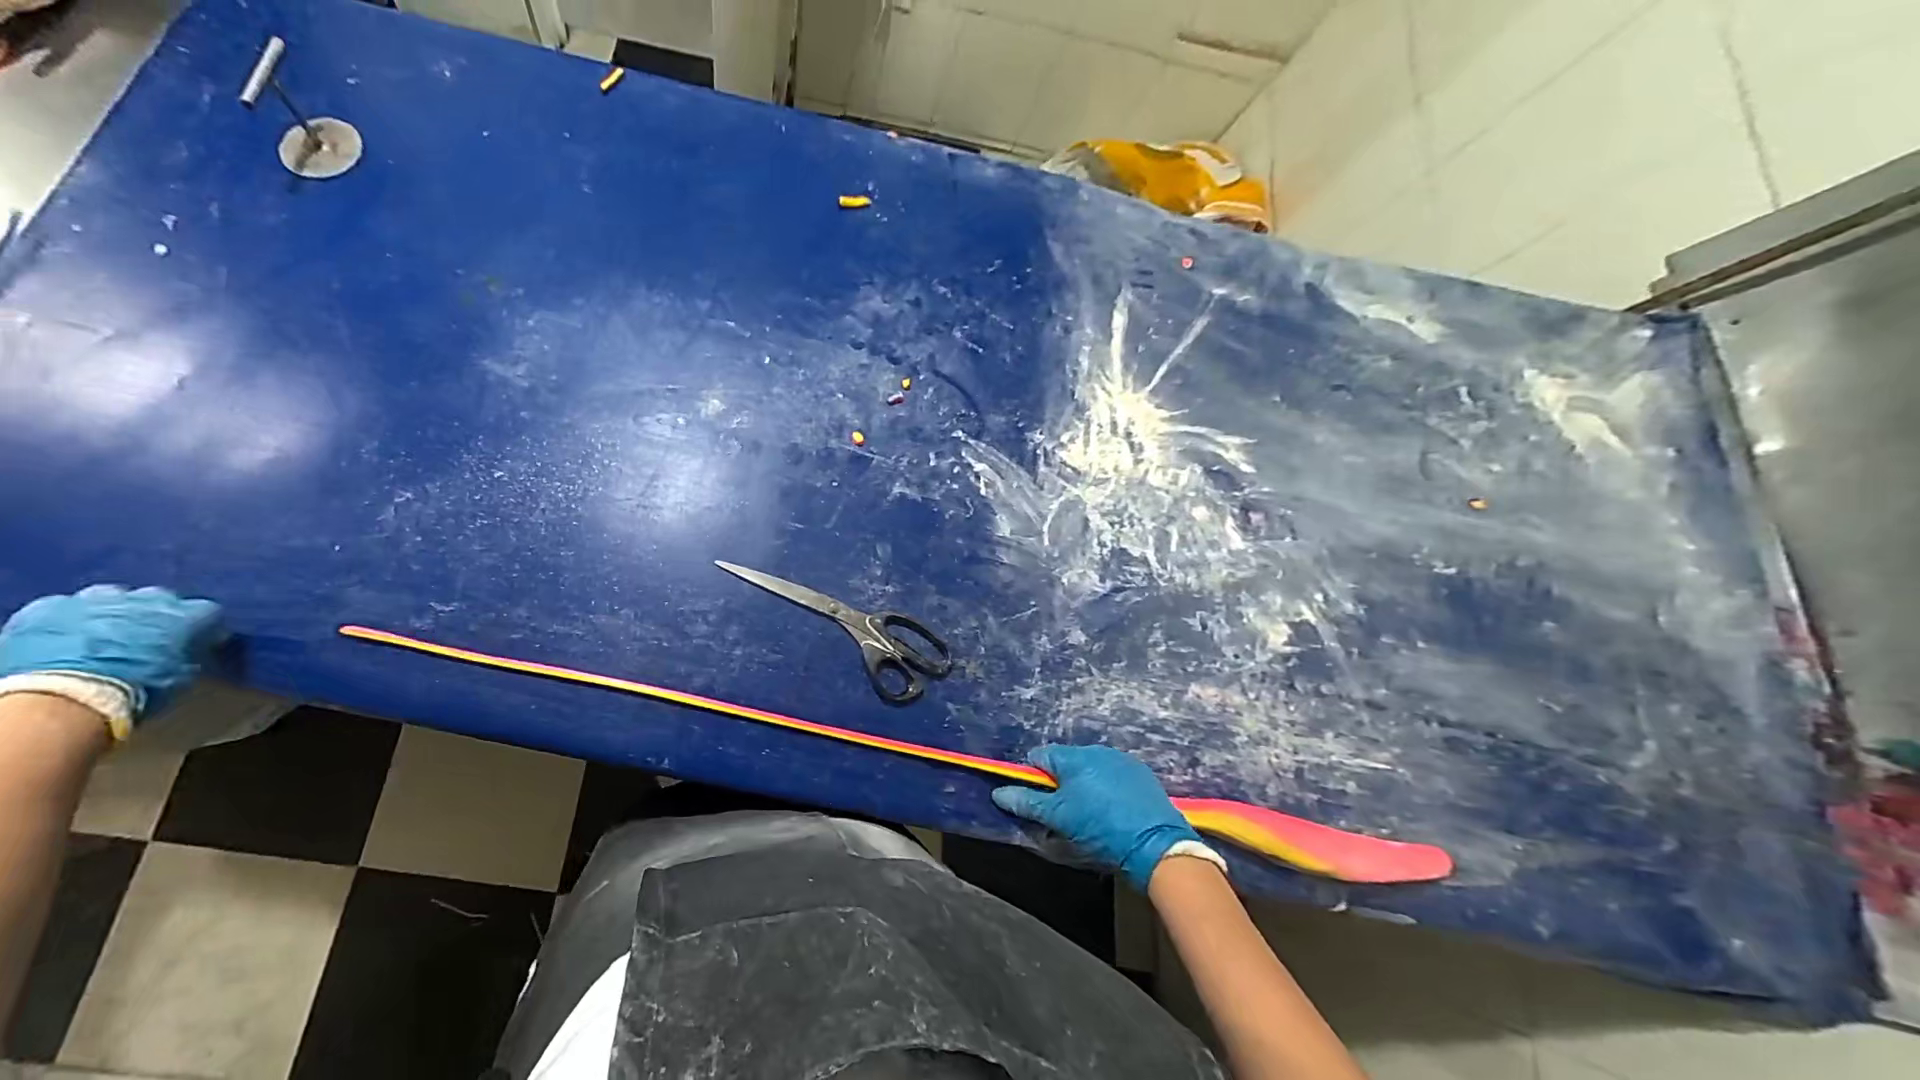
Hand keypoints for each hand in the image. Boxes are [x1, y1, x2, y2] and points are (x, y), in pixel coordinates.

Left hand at [0, 585, 223, 733]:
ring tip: (102, 637)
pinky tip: (64, 640)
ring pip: (111, 597)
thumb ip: (192, 653)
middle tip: (146, 640)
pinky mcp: (48, 607)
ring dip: (111, 612)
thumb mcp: (184, 675)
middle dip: (155, 615)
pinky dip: (66, 621)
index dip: (201, 628)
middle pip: (158, 599)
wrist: (68, 695)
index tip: (196, 644)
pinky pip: (62, 608)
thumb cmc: (140, 689)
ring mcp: (98, 600)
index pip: (207, 612)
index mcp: (191, 614)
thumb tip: (192, 650)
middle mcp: (150, 598)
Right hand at [991, 744, 1202, 889]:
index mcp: (1075, 757)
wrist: (1156, 845)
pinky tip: (1113, 816)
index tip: (1037, 803)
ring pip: (1091, 772)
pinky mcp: (1143, 777)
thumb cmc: (1099, 829)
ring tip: (1090, 819)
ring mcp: (1123, 762)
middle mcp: (1098, 751)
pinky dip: (1107, 792)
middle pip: (1066, 764)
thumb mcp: (1058, 819)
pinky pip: (1114, 779)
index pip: (1040, 757)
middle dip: (1060, 786)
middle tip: (1063, 816)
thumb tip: (999, 792)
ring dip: (1084, 789)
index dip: (1033, 779)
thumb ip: (1027, 803)